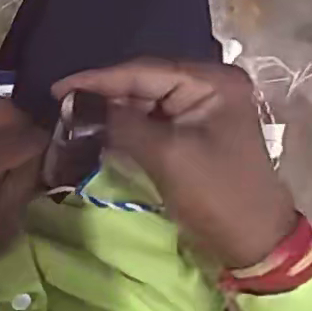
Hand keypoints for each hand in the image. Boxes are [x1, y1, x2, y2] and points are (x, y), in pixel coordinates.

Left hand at [0, 98, 45, 310]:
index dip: (49, 146)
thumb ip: (24, 182)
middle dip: (25, 126)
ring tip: (8, 153)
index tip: (55, 161)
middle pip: (6, 108)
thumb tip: (40, 159)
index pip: (30, 134)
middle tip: (32, 154)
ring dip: (2, 123)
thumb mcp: (0, 223)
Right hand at [55, 59, 296, 267]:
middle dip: (102, 93)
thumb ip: (122, 123)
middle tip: (60, 103)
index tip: (57, 89)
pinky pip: (151, 118)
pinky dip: (125, 123)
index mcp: (211, 82)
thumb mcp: (166, 155)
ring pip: (144, 100)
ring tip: (72, 115)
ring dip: (110, 109)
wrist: (254, 240)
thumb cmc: (216, 194)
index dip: (97, 79)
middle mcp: (208, 84)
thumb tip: (79, 106)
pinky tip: (98, 127)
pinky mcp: (193, 128)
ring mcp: (202, 106)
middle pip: (143, 81)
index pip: (144, 71)